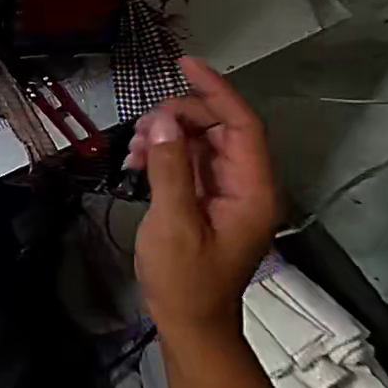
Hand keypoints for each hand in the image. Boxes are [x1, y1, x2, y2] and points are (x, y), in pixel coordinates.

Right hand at [124, 58, 279, 338]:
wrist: (189, 323)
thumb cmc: (186, 280)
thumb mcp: (174, 223)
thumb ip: (170, 168)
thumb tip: (160, 120)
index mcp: (252, 190)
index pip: (242, 125)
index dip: (216, 90)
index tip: (185, 65)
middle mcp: (245, 184)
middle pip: (219, 128)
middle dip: (179, 118)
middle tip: (142, 127)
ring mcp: (226, 191)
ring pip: (200, 141)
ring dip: (166, 136)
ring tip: (134, 148)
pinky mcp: (207, 197)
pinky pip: (188, 159)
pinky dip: (163, 153)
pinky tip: (137, 161)